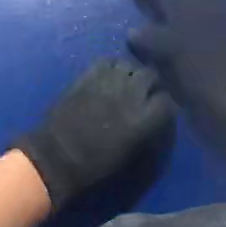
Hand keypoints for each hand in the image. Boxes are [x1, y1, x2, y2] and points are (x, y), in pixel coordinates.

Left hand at [12, 57, 172, 207]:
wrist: (59, 156)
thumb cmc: (97, 165)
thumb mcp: (133, 153)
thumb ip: (149, 130)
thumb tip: (156, 115)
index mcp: (143, 120)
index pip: (166, 101)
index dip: (165, 104)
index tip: (161, 107)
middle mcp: (129, 96)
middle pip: (150, 76)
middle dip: (150, 83)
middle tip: (145, 91)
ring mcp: (107, 82)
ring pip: (129, 65)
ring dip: (131, 72)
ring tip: (128, 81)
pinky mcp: (87, 76)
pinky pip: (106, 61)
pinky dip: (112, 65)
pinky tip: (110, 74)